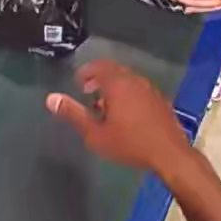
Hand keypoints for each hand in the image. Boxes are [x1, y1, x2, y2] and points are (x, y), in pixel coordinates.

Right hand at [46, 59, 195, 177]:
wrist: (169, 154)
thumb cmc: (129, 143)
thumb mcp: (96, 133)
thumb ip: (73, 114)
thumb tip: (51, 98)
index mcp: (118, 84)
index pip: (99, 66)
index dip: (86, 72)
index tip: (78, 82)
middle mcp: (136, 81)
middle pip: (115, 72)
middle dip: (99, 79)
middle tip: (88, 92)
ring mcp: (151, 90)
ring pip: (128, 81)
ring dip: (114, 88)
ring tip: (104, 106)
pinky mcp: (161, 101)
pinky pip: (140, 91)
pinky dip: (129, 95)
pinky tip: (126, 115)